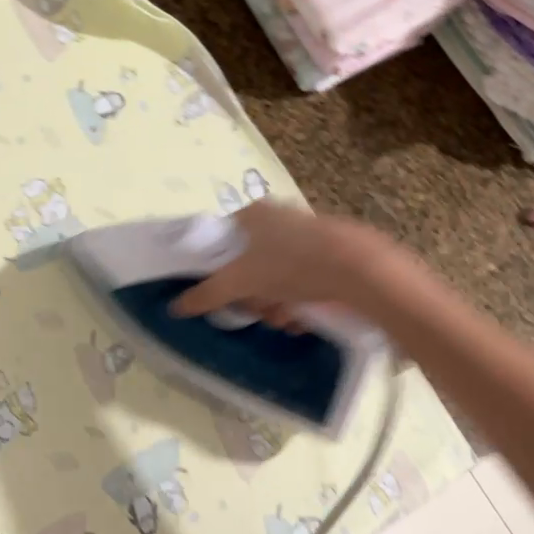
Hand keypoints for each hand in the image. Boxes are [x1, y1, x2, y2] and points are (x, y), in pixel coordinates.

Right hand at [170, 201, 410, 325]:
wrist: (359, 272)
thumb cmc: (291, 265)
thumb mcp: (240, 281)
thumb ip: (205, 294)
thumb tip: (174, 307)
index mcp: (252, 214)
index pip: (219, 237)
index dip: (215, 267)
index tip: (219, 291)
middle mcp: (277, 221)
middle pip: (246, 266)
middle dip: (251, 296)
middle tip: (256, 309)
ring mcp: (304, 240)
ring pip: (273, 281)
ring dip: (274, 306)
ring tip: (285, 318)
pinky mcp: (326, 260)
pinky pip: (299, 286)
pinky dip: (298, 305)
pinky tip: (303, 319)